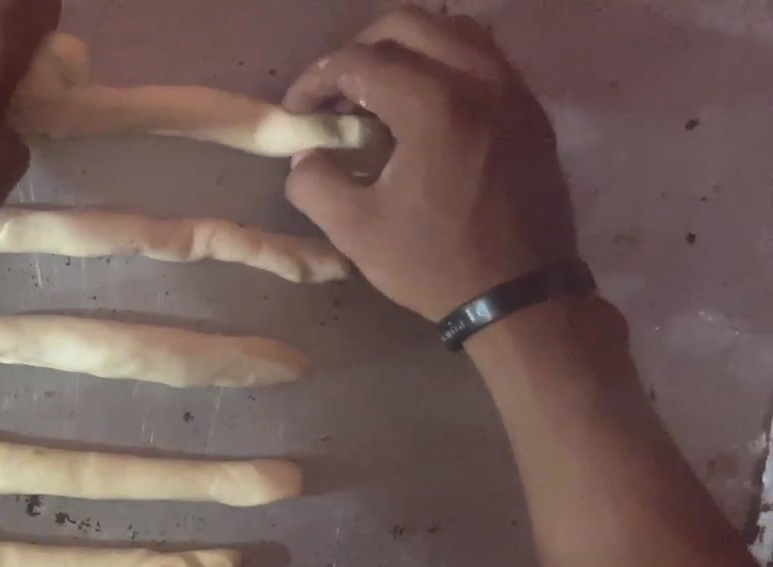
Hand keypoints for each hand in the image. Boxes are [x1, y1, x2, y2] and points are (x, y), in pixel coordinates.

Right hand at [282, 8, 578, 320]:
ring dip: (403, 51)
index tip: (294, 110)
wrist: (516, 286)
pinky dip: (438, 66)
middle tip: (330, 92)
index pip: (363, 61)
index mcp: (434, 106)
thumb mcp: (353, 230)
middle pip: (412, 25)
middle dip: (358, 50)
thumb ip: (315, 184)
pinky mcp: (527, 108)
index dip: (316, 78)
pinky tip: (414, 111)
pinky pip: (480, 58)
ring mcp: (512, 89)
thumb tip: (305, 157)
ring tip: (372, 96)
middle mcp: (480, 79)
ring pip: (454, 31)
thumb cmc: (428, 260)